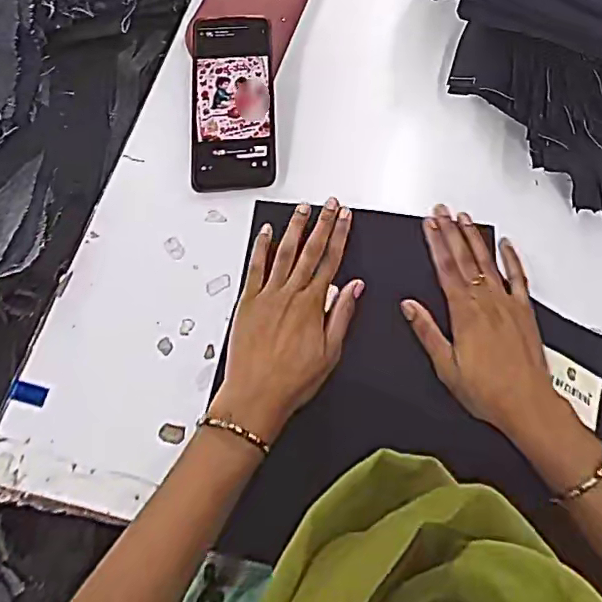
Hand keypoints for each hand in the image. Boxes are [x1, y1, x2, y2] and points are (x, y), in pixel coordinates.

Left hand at [210, 200, 362, 442]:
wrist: (255, 397)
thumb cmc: (291, 381)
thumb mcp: (330, 352)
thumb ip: (341, 314)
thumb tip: (354, 287)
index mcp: (312, 305)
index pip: (331, 260)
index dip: (339, 235)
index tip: (344, 218)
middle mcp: (290, 294)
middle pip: (310, 250)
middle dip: (322, 223)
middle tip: (329, 204)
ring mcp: (268, 295)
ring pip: (285, 252)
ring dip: (296, 227)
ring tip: (303, 208)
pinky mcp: (248, 301)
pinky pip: (256, 266)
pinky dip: (261, 247)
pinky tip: (266, 232)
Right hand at [402, 205, 600, 487]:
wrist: (528, 404)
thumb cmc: (488, 391)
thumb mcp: (446, 367)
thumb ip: (427, 331)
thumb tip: (410, 307)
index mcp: (464, 313)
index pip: (446, 267)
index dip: (436, 243)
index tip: (429, 225)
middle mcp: (486, 302)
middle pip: (464, 258)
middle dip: (451, 231)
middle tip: (442, 211)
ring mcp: (507, 304)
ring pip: (487, 261)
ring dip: (474, 238)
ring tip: (465, 219)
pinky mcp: (524, 312)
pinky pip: (517, 278)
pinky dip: (511, 259)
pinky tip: (506, 245)